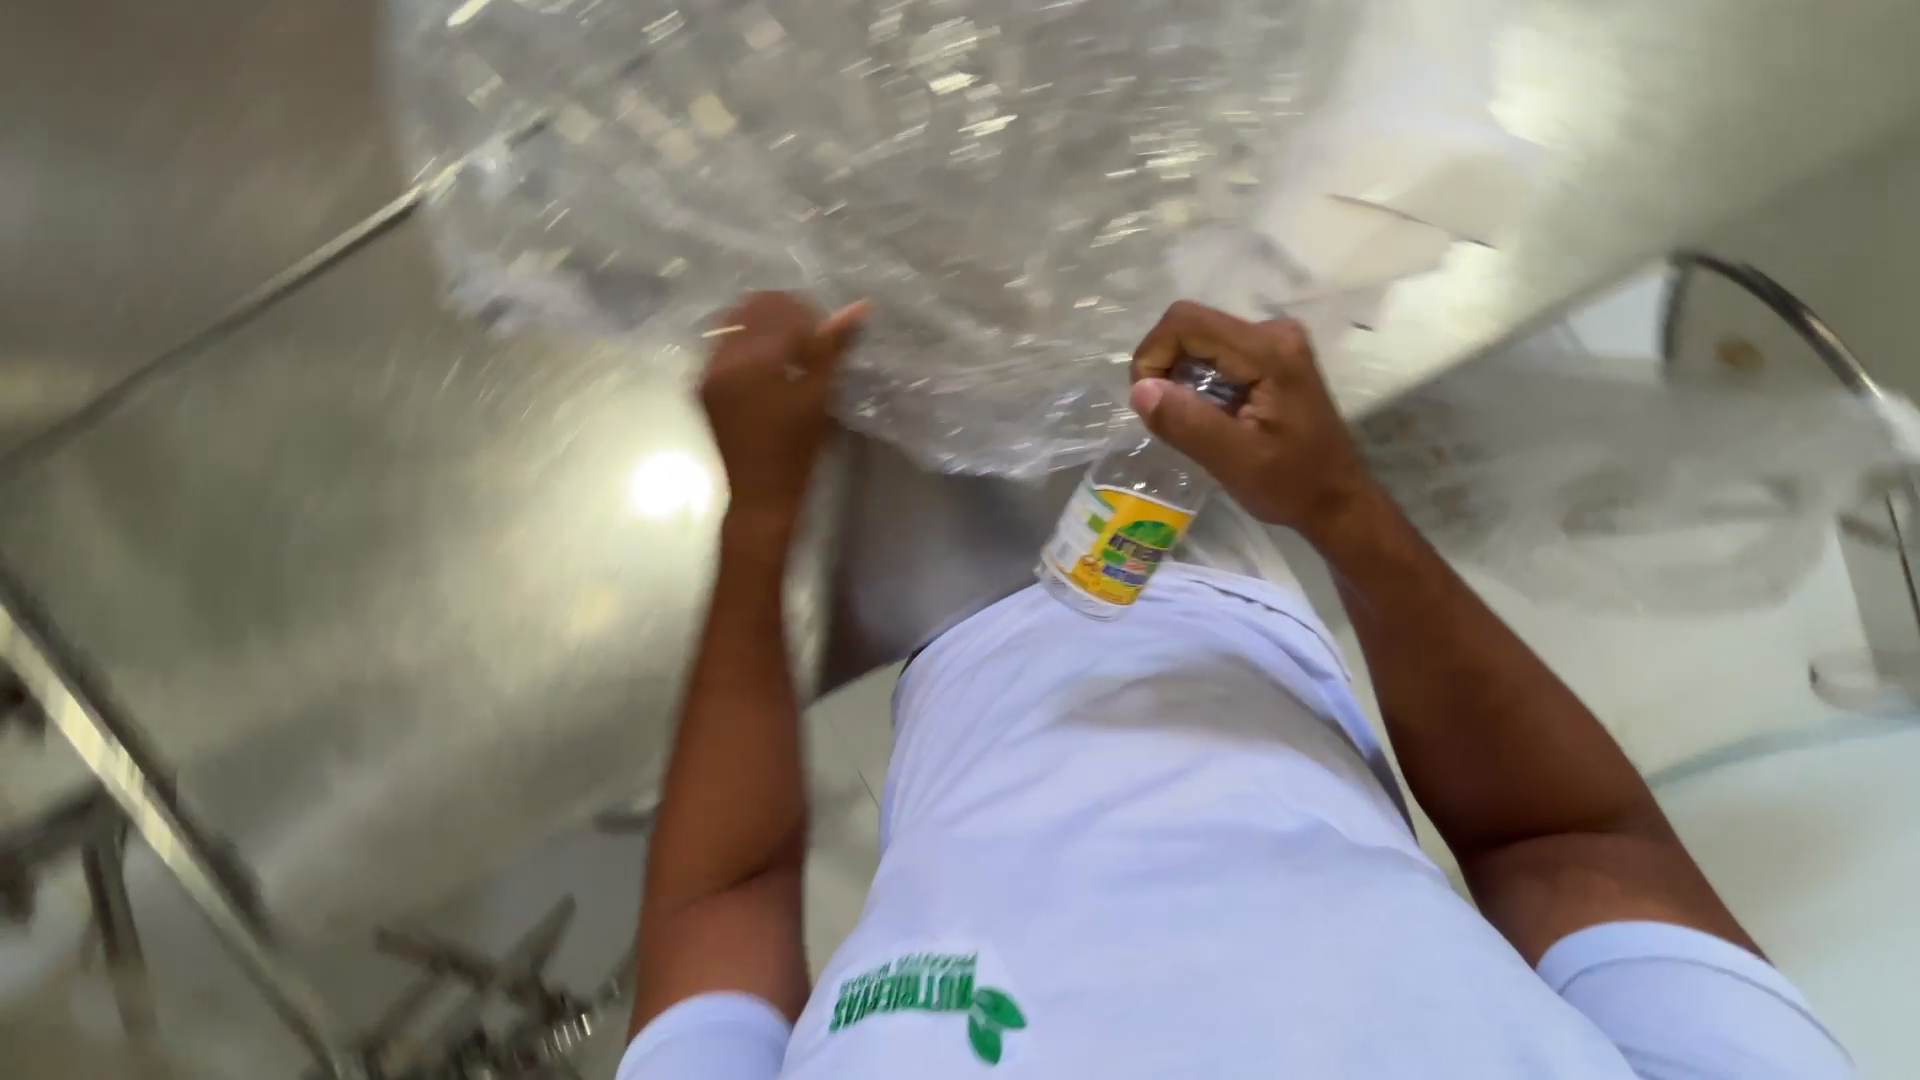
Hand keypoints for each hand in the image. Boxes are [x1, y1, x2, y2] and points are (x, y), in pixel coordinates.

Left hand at [701, 292, 868, 529]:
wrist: (759, 495)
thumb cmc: (796, 452)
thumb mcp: (820, 397)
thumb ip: (833, 347)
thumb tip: (860, 306)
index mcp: (753, 360)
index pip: (782, 310)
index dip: (810, 316)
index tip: (828, 335)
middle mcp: (721, 357)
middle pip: (753, 308)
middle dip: (785, 314)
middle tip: (810, 339)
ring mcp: (707, 370)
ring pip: (735, 322)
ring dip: (764, 326)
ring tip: (790, 352)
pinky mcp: (702, 384)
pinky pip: (723, 344)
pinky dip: (747, 343)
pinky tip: (769, 365)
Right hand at [1130, 301, 1382, 539]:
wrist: (1336, 499)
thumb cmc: (1290, 484)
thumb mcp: (1234, 461)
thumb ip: (1187, 423)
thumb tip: (1140, 390)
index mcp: (1268, 351)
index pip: (1186, 322)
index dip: (1152, 354)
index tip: (1146, 400)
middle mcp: (1273, 333)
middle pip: (1192, 326)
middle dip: (1162, 365)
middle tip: (1161, 414)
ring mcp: (1275, 343)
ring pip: (1200, 339)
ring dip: (1177, 374)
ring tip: (1183, 419)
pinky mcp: (1272, 357)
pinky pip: (1216, 354)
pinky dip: (1196, 380)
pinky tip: (1204, 414)